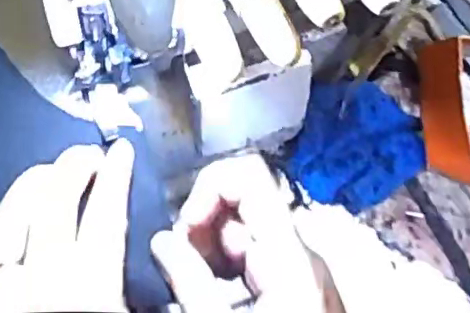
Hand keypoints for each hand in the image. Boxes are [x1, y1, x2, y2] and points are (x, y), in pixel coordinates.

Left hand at [0, 140, 134, 312]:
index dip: (115, 175)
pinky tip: (11, 210)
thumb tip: (154, 244)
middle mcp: (38, 282)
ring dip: (36, 181)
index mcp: (86, 293)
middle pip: (55, 199)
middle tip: (90, 156)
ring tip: (53, 175)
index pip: (105, 215)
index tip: (121, 151)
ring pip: (12, 209)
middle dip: (75, 164)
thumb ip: (128, 281)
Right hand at [149, 154, 340, 312]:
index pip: (251, 174)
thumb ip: (190, 281)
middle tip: (178, 258)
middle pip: (248, 200)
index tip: (182, 225)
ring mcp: (307, 270)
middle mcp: (305, 251)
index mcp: (292, 252)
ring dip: (215, 243)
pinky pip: (262, 256)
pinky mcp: (304, 289)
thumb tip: (162, 240)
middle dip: (205, 219)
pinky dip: (232, 264)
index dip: (208, 186)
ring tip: (190, 278)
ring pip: (252, 229)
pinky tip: (214, 293)